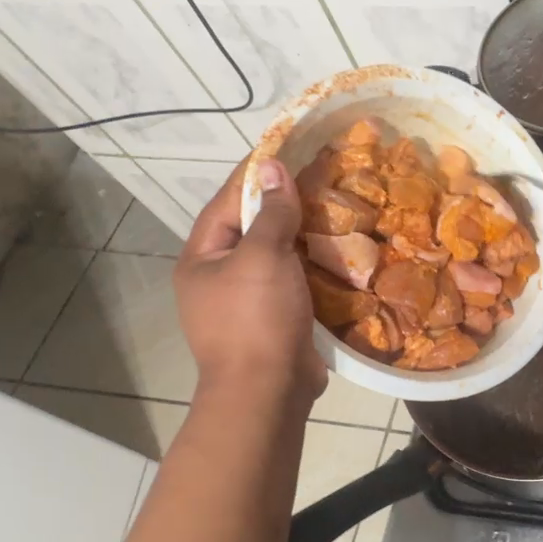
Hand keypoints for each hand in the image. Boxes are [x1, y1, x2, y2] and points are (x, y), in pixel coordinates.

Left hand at [175, 157, 326, 410]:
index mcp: (202, 258)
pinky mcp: (274, 319)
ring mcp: (246, 301)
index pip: (228, 201)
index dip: (257, 175)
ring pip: (276, 255)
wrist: (267, 391)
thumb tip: (273, 168)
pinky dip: (313, 266)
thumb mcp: (263, 257)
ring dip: (303, 236)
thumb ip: (272, 212)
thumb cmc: (255, 318)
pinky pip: (293, 281)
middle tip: (321, 179)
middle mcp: (218, 276)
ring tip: (336, 211)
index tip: (288, 150)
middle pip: (252, 227)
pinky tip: (339, 254)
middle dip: (285, 204)